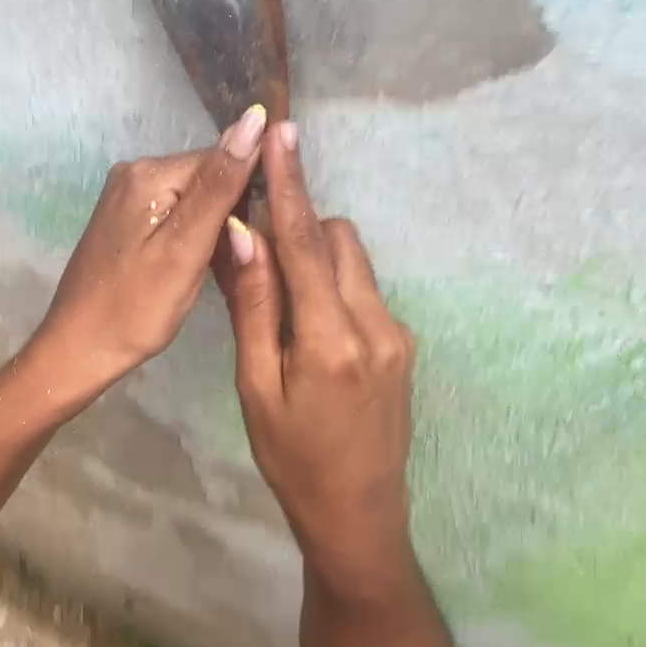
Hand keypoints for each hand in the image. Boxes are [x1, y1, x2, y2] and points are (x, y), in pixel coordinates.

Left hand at [24, 104, 267, 403]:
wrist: (78, 349)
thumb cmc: (136, 308)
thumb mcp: (186, 248)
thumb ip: (220, 185)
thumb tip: (254, 118)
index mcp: (150, 173)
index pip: (223, 159)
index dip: (250, 195)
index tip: (259, 235)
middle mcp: (135, 171)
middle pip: (208, 176)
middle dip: (231, 211)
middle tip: (240, 258)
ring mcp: (126, 194)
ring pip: (194, 196)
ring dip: (214, 225)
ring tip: (221, 266)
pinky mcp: (125, 217)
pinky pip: (174, 211)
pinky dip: (193, 234)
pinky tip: (196, 263)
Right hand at [213, 121, 420, 599]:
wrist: (357, 513)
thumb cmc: (291, 455)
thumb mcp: (256, 386)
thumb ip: (254, 306)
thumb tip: (242, 234)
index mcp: (332, 338)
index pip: (304, 241)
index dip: (290, 183)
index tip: (281, 133)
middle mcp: (376, 323)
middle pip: (334, 238)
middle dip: (295, 228)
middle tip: (253, 252)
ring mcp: (397, 332)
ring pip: (351, 259)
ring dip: (313, 256)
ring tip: (278, 298)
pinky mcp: (403, 343)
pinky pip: (361, 287)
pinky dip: (329, 284)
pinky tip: (307, 326)